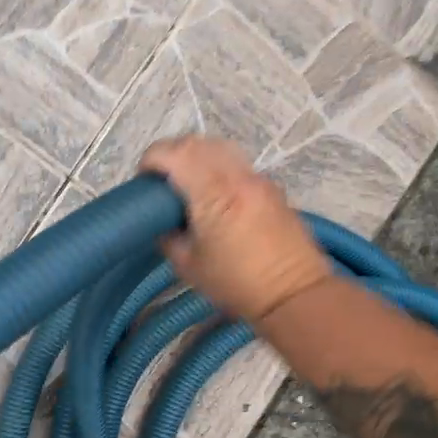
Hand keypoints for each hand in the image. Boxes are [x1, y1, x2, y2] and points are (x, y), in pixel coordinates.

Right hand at [139, 136, 333, 324]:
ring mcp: (257, 180)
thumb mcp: (187, 264)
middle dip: (170, 152)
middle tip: (158, 178)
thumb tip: (163, 221)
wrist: (295, 294)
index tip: (142, 179)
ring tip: (184, 180)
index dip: (151, 159)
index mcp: (213, 195)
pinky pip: (236, 162)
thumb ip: (168, 235)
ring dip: (194, 155)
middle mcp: (237, 178)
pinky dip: (215, 165)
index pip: (174, 154)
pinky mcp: (271, 187)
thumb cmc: (236, 283)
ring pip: (219, 146)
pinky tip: (211, 192)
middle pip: (196, 143)